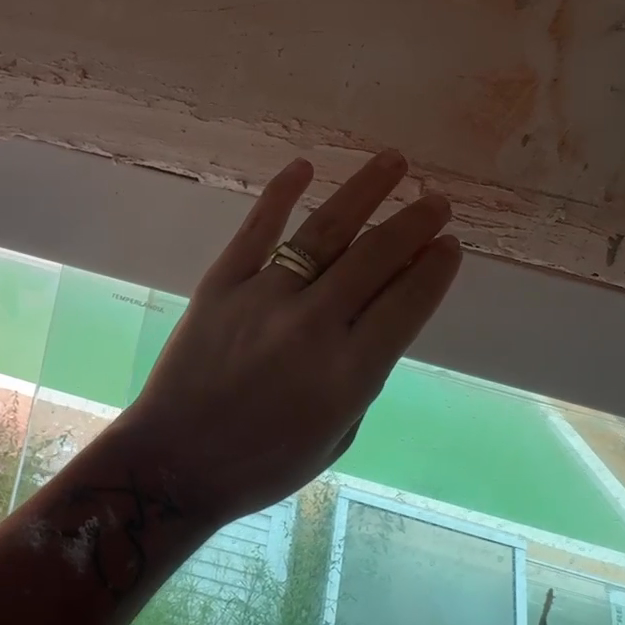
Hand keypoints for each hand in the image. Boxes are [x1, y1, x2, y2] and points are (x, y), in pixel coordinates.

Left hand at [112, 149, 459, 525]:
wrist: (175, 462)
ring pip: (324, 232)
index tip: (450, 244)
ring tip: (393, 162)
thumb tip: (378, 318)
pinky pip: (256, 230)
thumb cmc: (262, 463)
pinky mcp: (221, 283)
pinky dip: (281, 194)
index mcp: (349, 374)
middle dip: (414, 223)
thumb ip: (362, 375)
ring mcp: (264, 298)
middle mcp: (312, 326)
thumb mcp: (336, 434)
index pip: (407, 303)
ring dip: (364, 192)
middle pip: (375, 258)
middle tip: (436, 200)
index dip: (435, 269)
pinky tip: (304, 166)